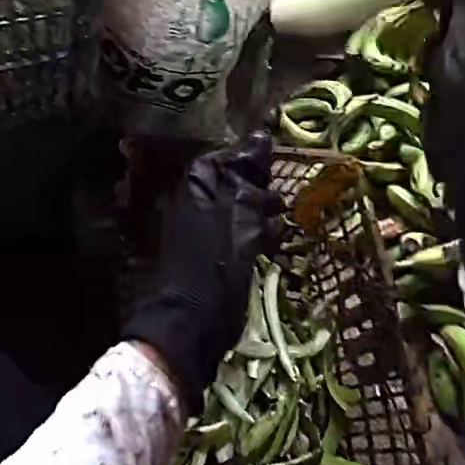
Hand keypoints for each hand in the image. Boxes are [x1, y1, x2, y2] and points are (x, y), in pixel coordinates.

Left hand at [123, 132, 282, 404]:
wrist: (187, 327)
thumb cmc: (214, 268)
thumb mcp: (238, 219)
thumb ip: (248, 180)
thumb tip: (259, 137)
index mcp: (191, 191)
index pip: (218, 160)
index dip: (246, 161)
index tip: (272, 168)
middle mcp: (186, 207)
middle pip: (224, 186)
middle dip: (253, 190)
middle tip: (278, 200)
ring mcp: (191, 235)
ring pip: (228, 212)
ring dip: (255, 215)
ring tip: (278, 223)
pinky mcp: (200, 260)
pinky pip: (227, 237)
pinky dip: (249, 238)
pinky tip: (269, 246)